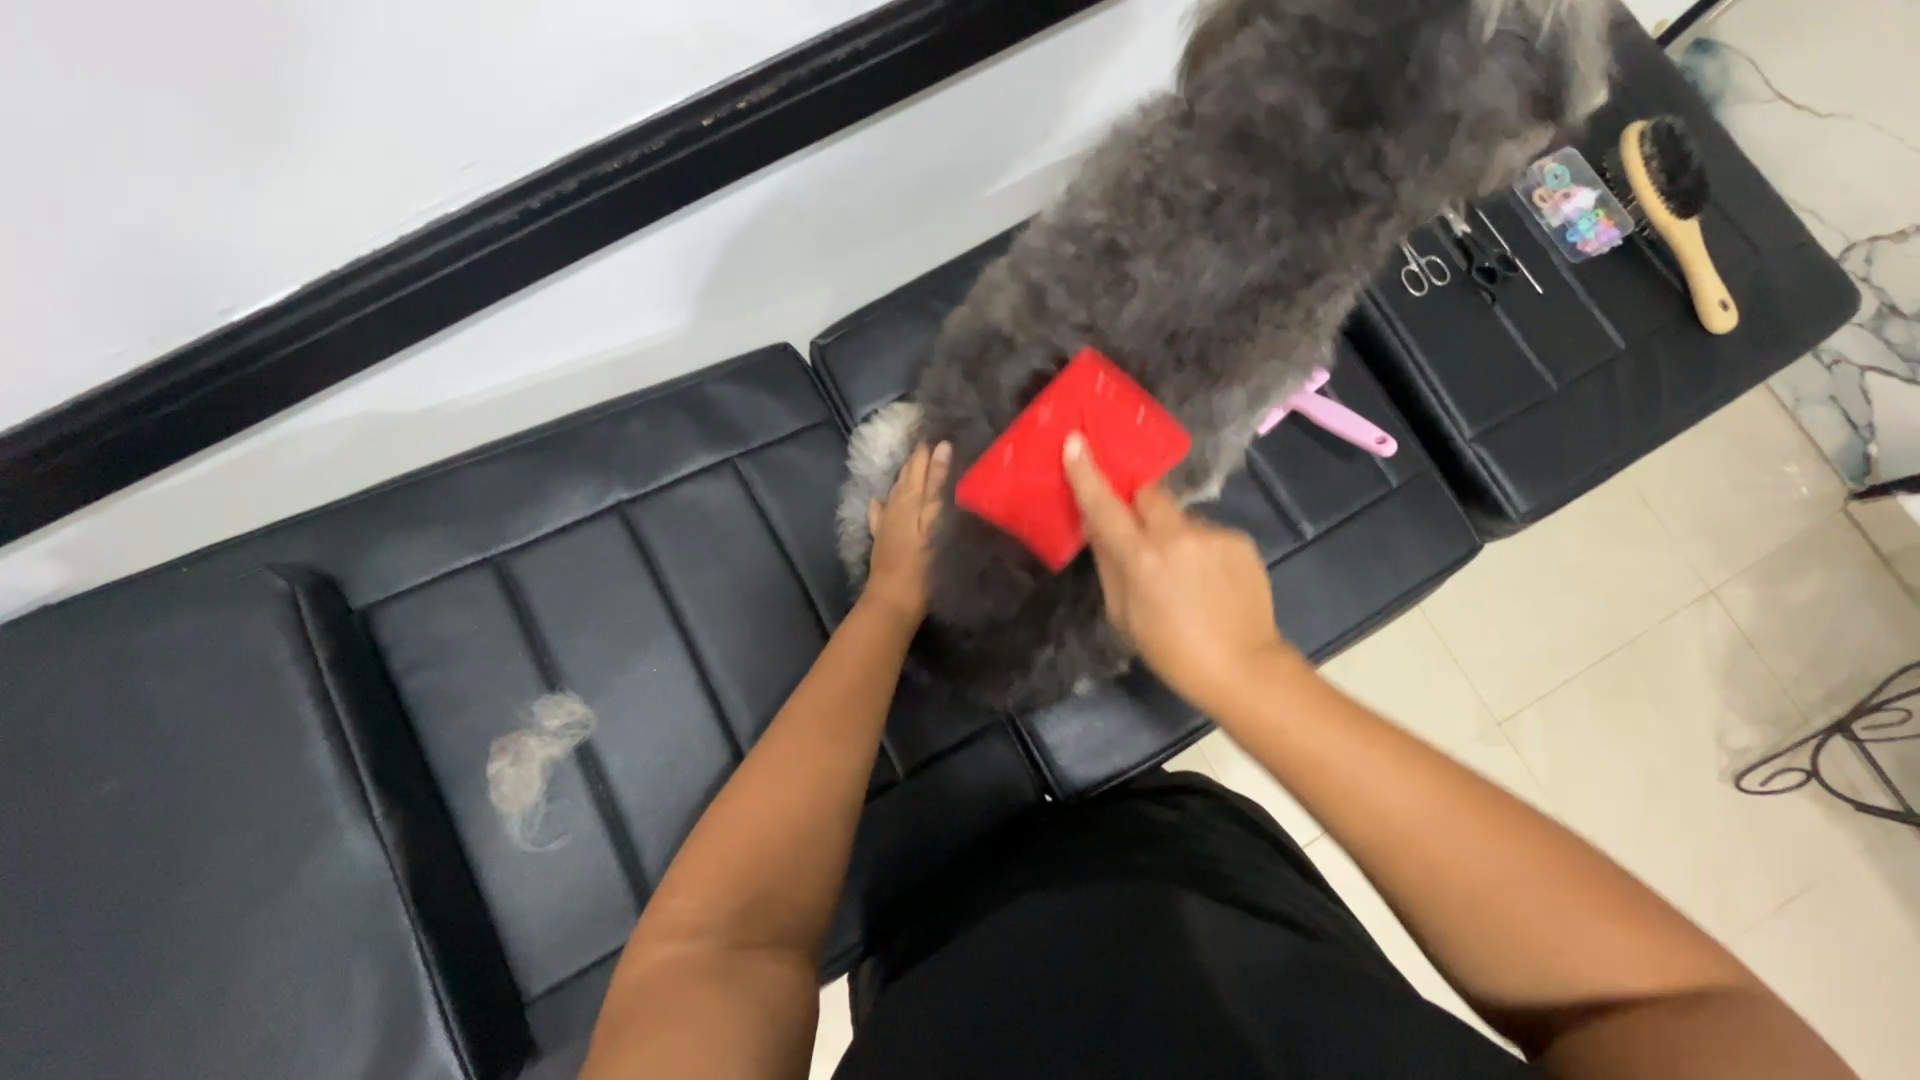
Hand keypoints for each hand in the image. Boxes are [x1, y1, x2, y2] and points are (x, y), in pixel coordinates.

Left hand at [861, 441, 950, 625]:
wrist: (893, 598)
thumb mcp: (933, 519)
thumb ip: (936, 484)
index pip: (922, 463)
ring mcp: (887, 521)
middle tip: (933, 438)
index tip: (943, 427)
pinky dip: (883, 501)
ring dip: (907, 473)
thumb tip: (942, 446)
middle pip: (908, 473)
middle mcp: (896, 504)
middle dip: (919, 455)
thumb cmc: (922, 562)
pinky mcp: (882, 538)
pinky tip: (880, 497)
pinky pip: (880, 512)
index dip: (931, 446)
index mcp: (911, 497)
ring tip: (917, 459)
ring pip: (897, 489)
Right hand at [1062, 432, 1298, 708]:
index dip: (1087, 473)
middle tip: (1138, 532)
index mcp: (1142, 560)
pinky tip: (1210, 582)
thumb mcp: (1124, 616)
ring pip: (1180, 518)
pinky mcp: (1240, 540)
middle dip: (1138, 505)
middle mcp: (1177, 537)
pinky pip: (1208, 534)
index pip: (1106, 506)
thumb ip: (1110, 565)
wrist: (1244, 668)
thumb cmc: (1172, 651)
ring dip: (1173, 535)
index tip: (1076, 442)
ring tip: (1185, 577)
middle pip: (1148, 494)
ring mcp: (1213, 535)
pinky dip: (1201, 550)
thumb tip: (1098, 528)